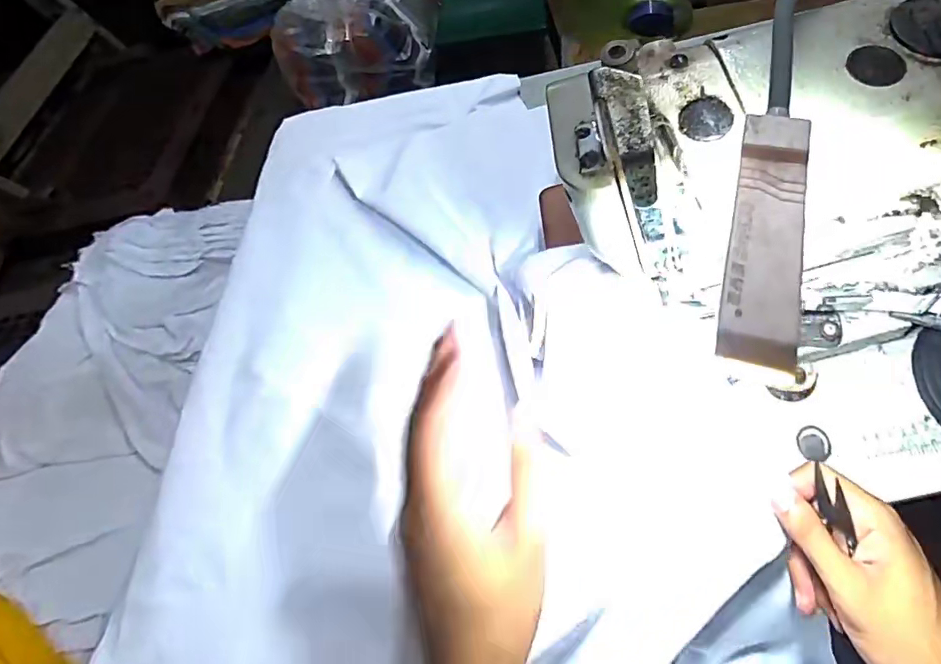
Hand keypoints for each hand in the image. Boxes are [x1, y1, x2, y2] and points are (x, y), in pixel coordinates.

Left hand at [401, 326, 543, 663]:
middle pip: (416, 428)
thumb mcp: (529, 537)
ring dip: (430, 394)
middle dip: (432, 376)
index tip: (456, 341)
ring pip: (414, 441)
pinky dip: (431, 421)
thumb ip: (525, 472)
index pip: (432, 428)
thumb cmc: (502, 606)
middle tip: (449, 334)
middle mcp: (415, 505)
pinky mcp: (418, 523)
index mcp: (438, 505)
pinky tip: (443, 407)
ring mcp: (412, 516)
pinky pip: (419, 456)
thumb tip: (521, 416)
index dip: (443, 380)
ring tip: (448, 357)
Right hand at [771, 464, 940, 663]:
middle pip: (817, 512)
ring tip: (825, 603)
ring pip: (822, 540)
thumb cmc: (911, 638)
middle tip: (808, 582)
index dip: (793, 493)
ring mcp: (873, 544)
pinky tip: (835, 606)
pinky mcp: (871, 565)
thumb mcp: (846, 585)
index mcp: (873, 515)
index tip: (779, 520)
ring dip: (814, 573)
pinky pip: (834, 560)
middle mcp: (874, 523)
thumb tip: (783, 496)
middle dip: (805, 551)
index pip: (820, 477)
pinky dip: (826, 583)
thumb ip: (810, 536)